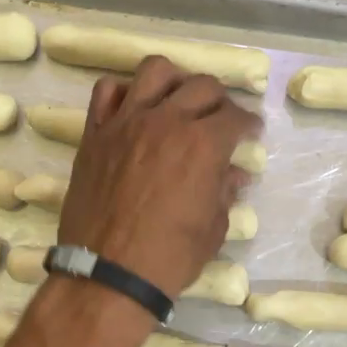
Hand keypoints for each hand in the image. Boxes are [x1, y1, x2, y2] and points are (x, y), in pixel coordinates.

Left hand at [59, 56, 257, 297]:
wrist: (108, 275)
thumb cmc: (169, 258)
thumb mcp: (212, 229)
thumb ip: (224, 193)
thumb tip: (233, 175)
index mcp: (203, 144)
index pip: (235, 116)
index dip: (248, 123)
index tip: (251, 132)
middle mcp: (166, 121)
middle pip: (201, 85)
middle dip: (219, 99)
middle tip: (220, 117)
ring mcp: (126, 123)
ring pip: (155, 71)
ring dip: (174, 80)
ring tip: (177, 100)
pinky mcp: (95, 134)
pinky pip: (107, 92)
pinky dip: (124, 92)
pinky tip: (133, 109)